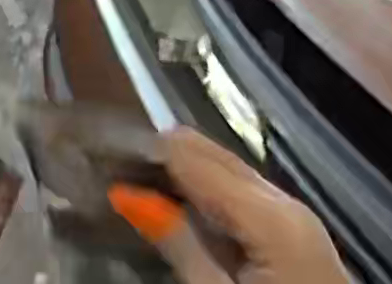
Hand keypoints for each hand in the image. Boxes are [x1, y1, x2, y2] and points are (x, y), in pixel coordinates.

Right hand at [116, 128, 348, 283]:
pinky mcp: (293, 233)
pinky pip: (233, 189)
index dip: (138, 151)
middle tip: (111, 173)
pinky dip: (199, 189)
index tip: (98, 158)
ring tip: (135, 189)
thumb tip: (125, 192)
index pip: (184, 154)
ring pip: (216, 164)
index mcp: (269, 216)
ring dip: (175, 170)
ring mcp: (293, 216)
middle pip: (201, 149)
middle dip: (154, 155)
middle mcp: (283, 201)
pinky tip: (174, 209)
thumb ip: (175, 242)